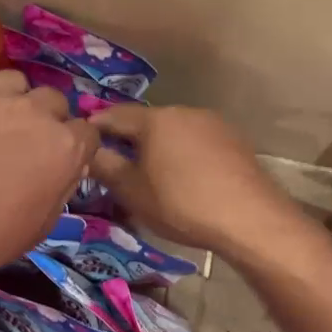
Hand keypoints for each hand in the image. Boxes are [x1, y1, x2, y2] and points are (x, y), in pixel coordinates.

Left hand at [0, 66, 97, 289]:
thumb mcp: (42, 224)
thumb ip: (59, 185)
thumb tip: (61, 168)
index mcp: (66, 145)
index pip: (85, 132)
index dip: (69, 147)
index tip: (53, 160)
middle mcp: (36, 110)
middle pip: (51, 101)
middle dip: (40, 120)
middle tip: (16, 146)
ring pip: (12, 81)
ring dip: (6, 100)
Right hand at [88, 104, 303, 257]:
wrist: (250, 219)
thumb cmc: (181, 204)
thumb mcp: (131, 191)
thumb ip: (105, 166)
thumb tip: (87, 150)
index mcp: (155, 119)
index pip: (113, 115)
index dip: (94, 128)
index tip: (82, 144)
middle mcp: (184, 112)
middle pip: (146, 122)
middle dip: (127, 139)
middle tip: (113, 164)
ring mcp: (213, 124)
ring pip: (173, 132)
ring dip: (157, 147)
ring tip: (149, 174)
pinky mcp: (234, 141)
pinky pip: (196, 142)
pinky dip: (182, 155)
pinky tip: (183, 179)